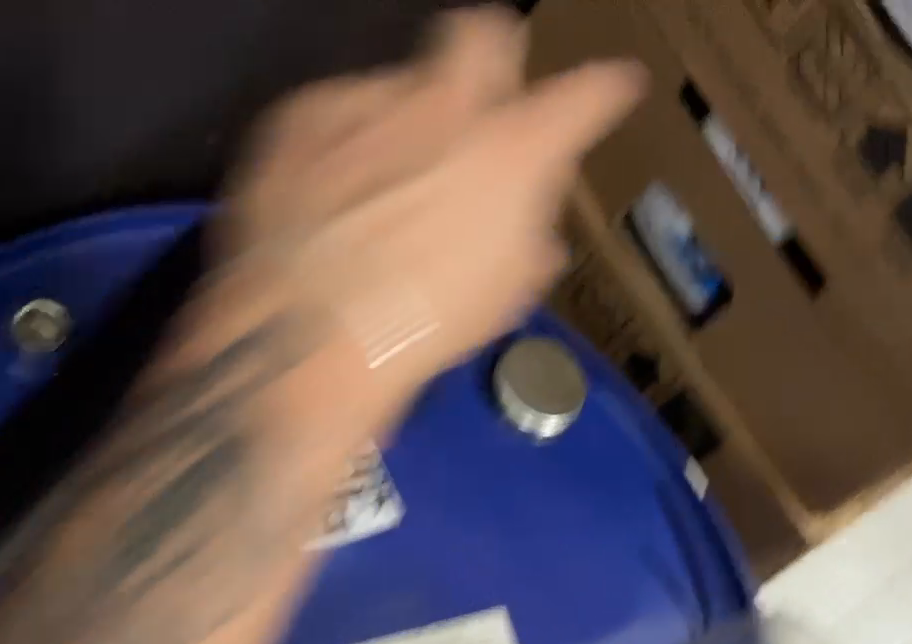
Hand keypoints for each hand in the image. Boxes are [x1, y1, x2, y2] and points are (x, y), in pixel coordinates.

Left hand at [222, 6, 643, 387]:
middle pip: (483, 33)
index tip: (609, 92)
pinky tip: (331, 201)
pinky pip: (337, 116)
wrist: (306, 342)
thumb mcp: (501, 296)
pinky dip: (344, 150)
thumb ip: (529, 238)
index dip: (603, 91)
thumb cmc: (420, 332)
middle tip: (477, 114)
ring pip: (400, 87)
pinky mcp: (302, 117)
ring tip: (380, 195)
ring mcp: (368, 102)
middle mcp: (446, 105)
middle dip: (489, 63)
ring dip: (404, 127)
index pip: (586, 92)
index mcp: (512, 153)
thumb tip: (530, 228)